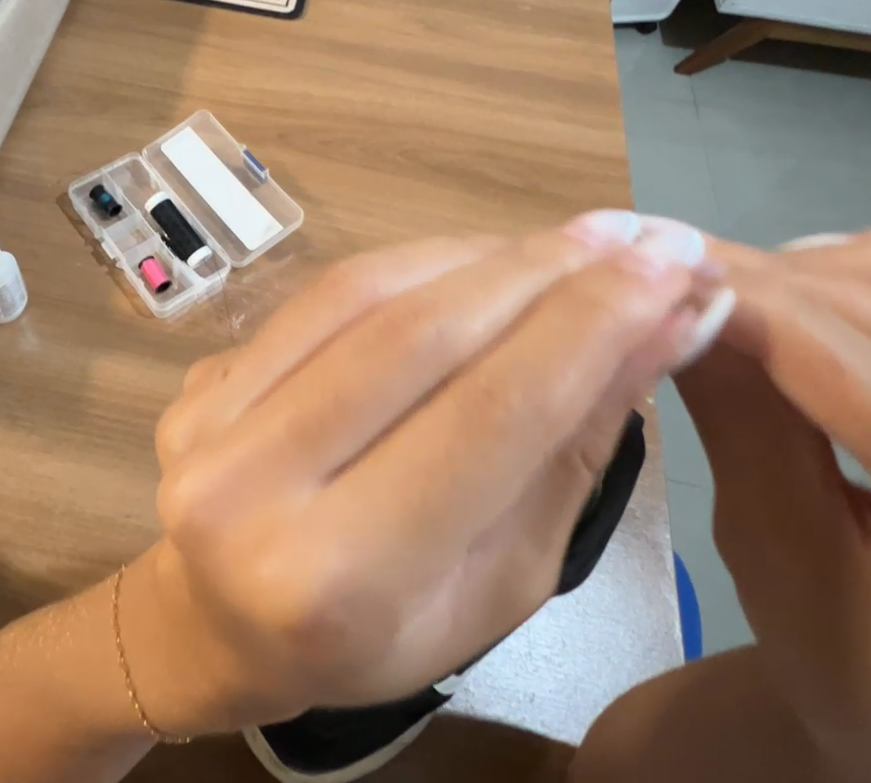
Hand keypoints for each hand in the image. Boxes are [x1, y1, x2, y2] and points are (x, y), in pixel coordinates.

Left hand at [116, 213, 730, 736]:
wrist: (220, 621)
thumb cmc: (372, 635)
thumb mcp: (494, 580)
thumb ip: (568, 457)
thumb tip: (659, 328)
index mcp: (340, 576)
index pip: (488, 418)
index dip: (588, 330)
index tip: (673, 268)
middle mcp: (256, 486)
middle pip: (419, 340)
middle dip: (542, 276)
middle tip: (633, 236)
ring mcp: (210, 422)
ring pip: (362, 298)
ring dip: (479, 256)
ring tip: (566, 241)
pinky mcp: (198, 380)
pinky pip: (318, 298)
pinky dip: (409, 265)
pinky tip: (474, 257)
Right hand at [684, 226, 870, 781]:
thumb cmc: (848, 660)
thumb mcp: (775, 560)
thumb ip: (743, 427)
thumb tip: (690, 306)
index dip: (791, 335)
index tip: (683, 281)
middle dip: (807, 291)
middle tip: (689, 262)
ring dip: (853, 267)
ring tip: (743, 274)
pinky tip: (815, 276)